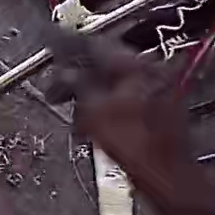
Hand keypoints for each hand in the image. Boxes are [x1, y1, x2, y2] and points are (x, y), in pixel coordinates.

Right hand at [42, 30, 214, 214]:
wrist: (165, 173)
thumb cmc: (130, 141)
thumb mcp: (93, 110)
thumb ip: (76, 85)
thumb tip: (63, 71)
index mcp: (136, 66)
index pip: (95, 45)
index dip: (68, 45)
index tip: (50, 41)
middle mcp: (150, 71)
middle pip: (104, 63)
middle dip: (76, 74)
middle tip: (55, 86)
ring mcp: (156, 88)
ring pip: (112, 81)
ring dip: (88, 91)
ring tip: (70, 107)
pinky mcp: (156, 107)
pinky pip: (122, 96)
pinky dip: (103, 102)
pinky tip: (89, 119)